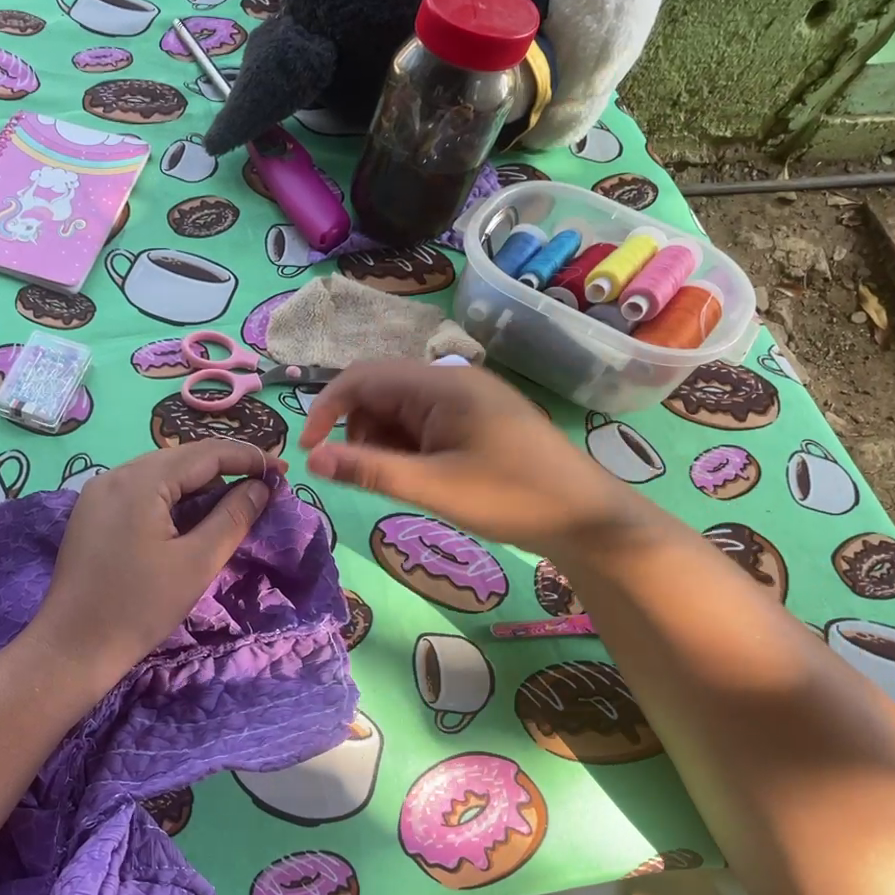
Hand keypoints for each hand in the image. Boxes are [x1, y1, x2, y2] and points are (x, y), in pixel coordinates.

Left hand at [25, 442, 287, 685]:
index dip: (247, 458)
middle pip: (180, 458)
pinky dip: (171, 497)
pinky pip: (140, 491)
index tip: (282, 470)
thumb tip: (261, 487)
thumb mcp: (196, 563)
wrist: (73, 647)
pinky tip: (191, 517)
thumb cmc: (139, 608)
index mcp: (140, 481)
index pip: (205, 453)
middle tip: (263, 486)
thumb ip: (232, 518)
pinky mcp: (91, 514)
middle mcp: (115, 475)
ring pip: (160, 473)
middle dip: (224, 468)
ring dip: (198, 483)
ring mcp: (98, 493)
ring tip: (233, 502)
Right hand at [300, 362, 642, 554]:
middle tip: (367, 475)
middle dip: (357, 430)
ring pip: (400, 410)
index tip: (309, 451)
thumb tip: (312, 459)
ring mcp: (468, 399)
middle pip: (380, 391)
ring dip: (382, 442)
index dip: (326, 409)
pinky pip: (424, 423)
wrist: (586, 518)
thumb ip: (369, 470)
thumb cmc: (510, 498)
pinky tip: (423, 477)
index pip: (362, 377)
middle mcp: (452, 381)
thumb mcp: (433, 487)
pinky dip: (408, 447)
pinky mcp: (477, 419)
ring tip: (402, 481)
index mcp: (442, 384)